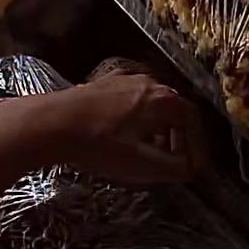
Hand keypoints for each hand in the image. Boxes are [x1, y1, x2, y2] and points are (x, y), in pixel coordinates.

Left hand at [0, 71, 204, 184]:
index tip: (193, 167)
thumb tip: (190, 167)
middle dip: (178, 139)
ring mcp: (124, 80)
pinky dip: (136, 123)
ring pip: (152, 107)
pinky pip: (131, 103)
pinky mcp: (103, 85)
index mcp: (164, 99)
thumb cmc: (101, 145)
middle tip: (173, 162)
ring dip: (156, 132)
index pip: (194, 121)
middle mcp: (149, 83)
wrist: (51, 123)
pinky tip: (121, 140)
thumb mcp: (144, 164)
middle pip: (174, 112)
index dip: (197, 147)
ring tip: (148, 154)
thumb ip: (175, 167)